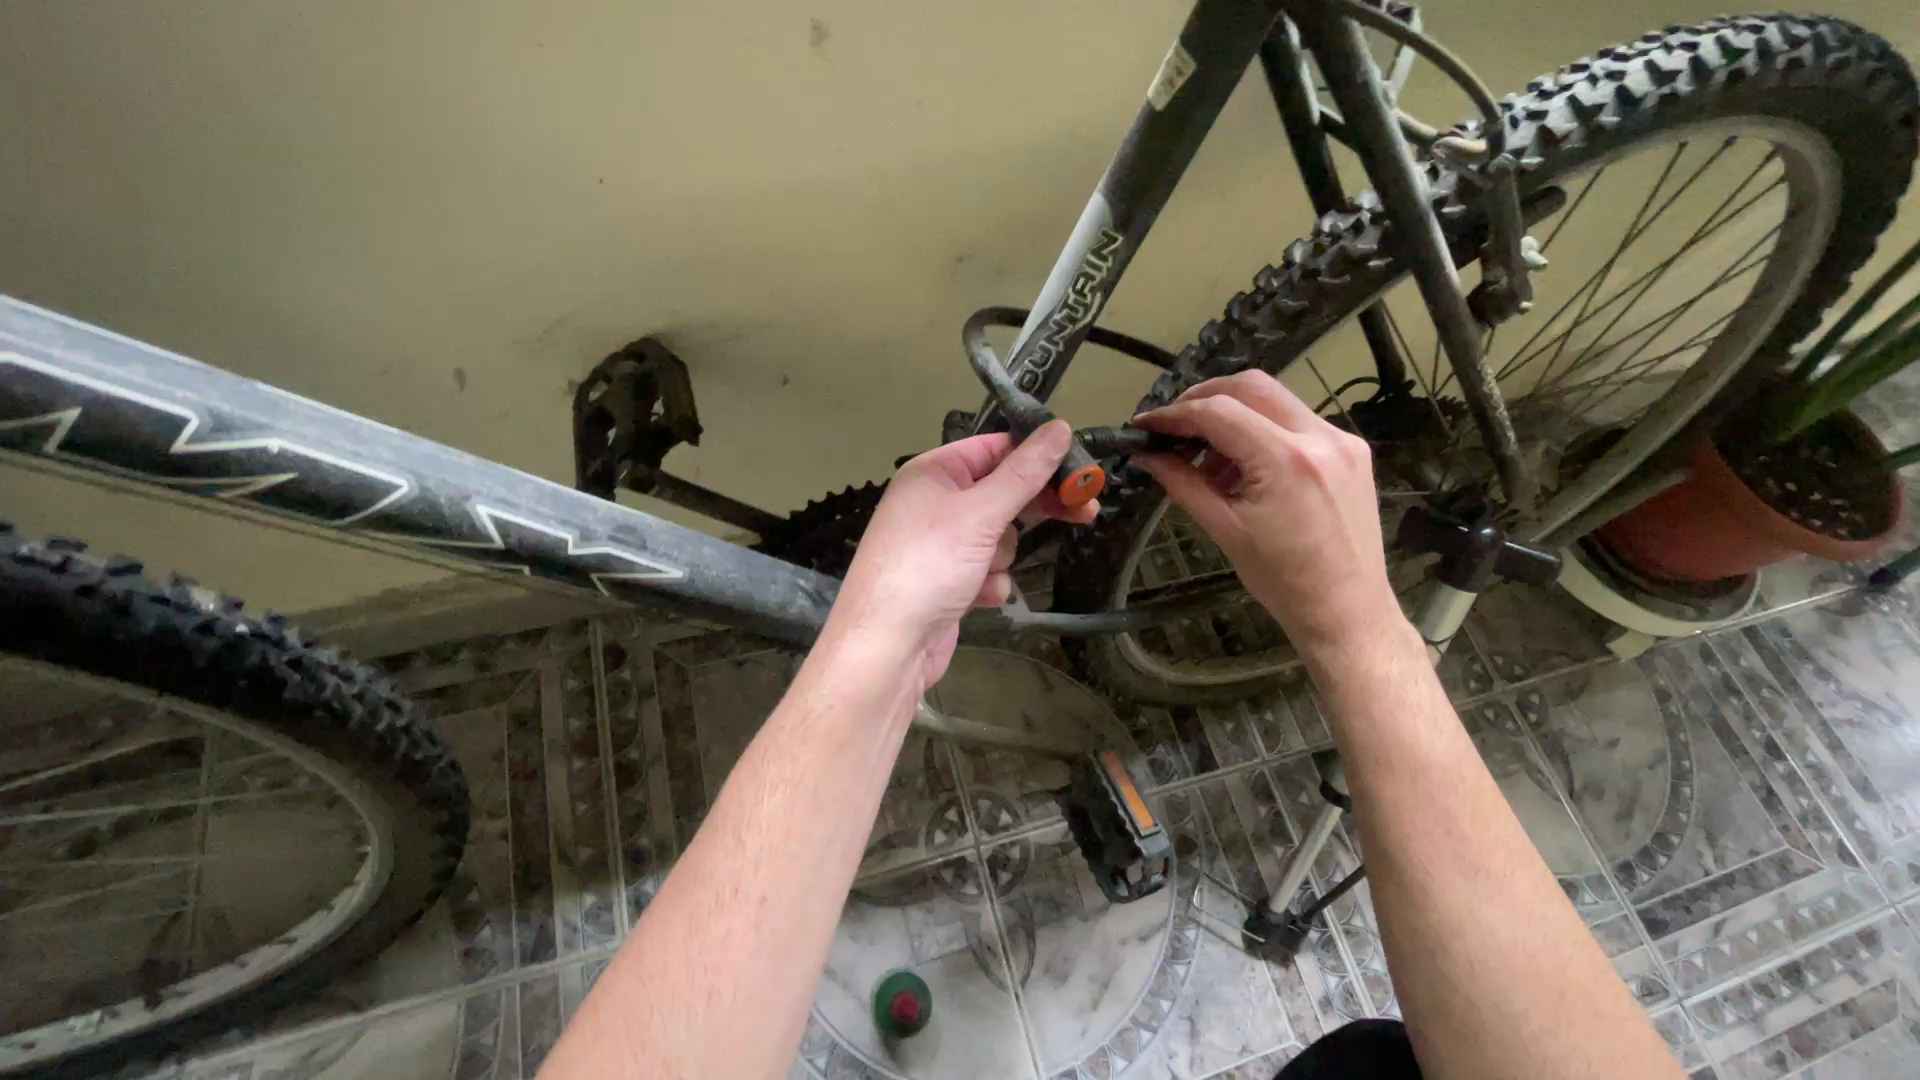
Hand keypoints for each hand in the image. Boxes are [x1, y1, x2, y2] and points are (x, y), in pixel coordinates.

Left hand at [826, 420, 1098, 690]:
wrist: (889, 645)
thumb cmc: (929, 566)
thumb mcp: (981, 513)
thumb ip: (1024, 473)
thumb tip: (1060, 428)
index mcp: (933, 473)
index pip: (994, 448)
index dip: (1036, 457)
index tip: (1080, 469)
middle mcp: (934, 503)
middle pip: (1001, 494)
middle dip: (1032, 510)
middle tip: (1087, 513)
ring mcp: (940, 545)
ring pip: (998, 537)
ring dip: (999, 557)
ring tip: (979, 571)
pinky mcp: (948, 581)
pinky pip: (987, 571)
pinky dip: (987, 584)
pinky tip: (974, 597)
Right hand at [1134, 371, 1404, 658]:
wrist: (1346, 609)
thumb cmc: (1282, 580)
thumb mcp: (1223, 529)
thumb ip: (1181, 482)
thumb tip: (1145, 454)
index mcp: (1287, 461)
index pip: (1219, 412)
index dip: (1174, 414)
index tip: (1146, 424)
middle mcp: (1320, 437)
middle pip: (1250, 386)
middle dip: (1203, 398)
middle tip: (1172, 426)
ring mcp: (1341, 440)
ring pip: (1275, 399)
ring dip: (1232, 413)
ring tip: (1205, 454)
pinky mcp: (1351, 450)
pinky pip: (1296, 421)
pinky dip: (1261, 429)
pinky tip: (1241, 464)